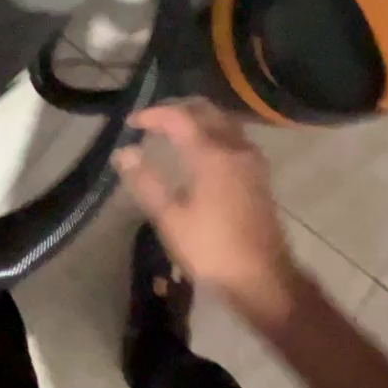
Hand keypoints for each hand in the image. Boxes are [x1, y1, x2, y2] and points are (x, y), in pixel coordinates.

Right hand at [113, 99, 302, 320]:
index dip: (153, 115)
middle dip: (177, 109)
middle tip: (152, 121)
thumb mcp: (171, 219)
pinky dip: (214, 130)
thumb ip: (147, 182)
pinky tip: (202, 149)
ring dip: (198, 117)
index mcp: (212, 154)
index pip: (179, 117)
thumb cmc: (212, 250)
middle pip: (205, 110)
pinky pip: (234, 135)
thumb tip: (124, 153)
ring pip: (223, 120)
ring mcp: (251, 158)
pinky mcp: (260, 172)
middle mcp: (234, 146)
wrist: (263, 278)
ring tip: (173, 130)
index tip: (132, 124)